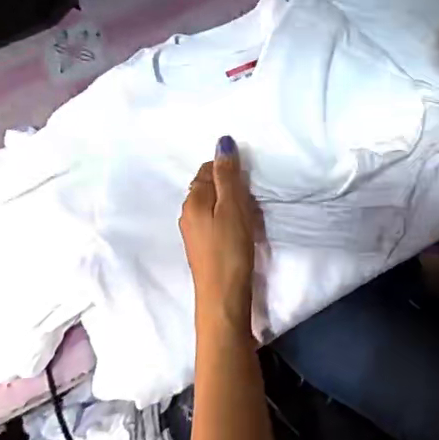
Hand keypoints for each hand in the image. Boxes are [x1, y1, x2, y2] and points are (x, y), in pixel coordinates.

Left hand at [180, 136, 257, 335]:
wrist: (223, 298)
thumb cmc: (230, 249)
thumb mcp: (232, 207)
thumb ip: (228, 176)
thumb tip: (222, 142)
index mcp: (192, 200)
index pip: (207, 169)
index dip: (228, 169)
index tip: (248, 181)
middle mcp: (187, 213)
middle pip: (208, 186)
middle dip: (229, 186)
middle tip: (251, 198)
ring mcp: (193, 232)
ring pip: (212, 205)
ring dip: (230, 204)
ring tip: (250, 215)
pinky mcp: (202, 248)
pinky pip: (215, 222)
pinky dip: (229, 220)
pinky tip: (241, 231)